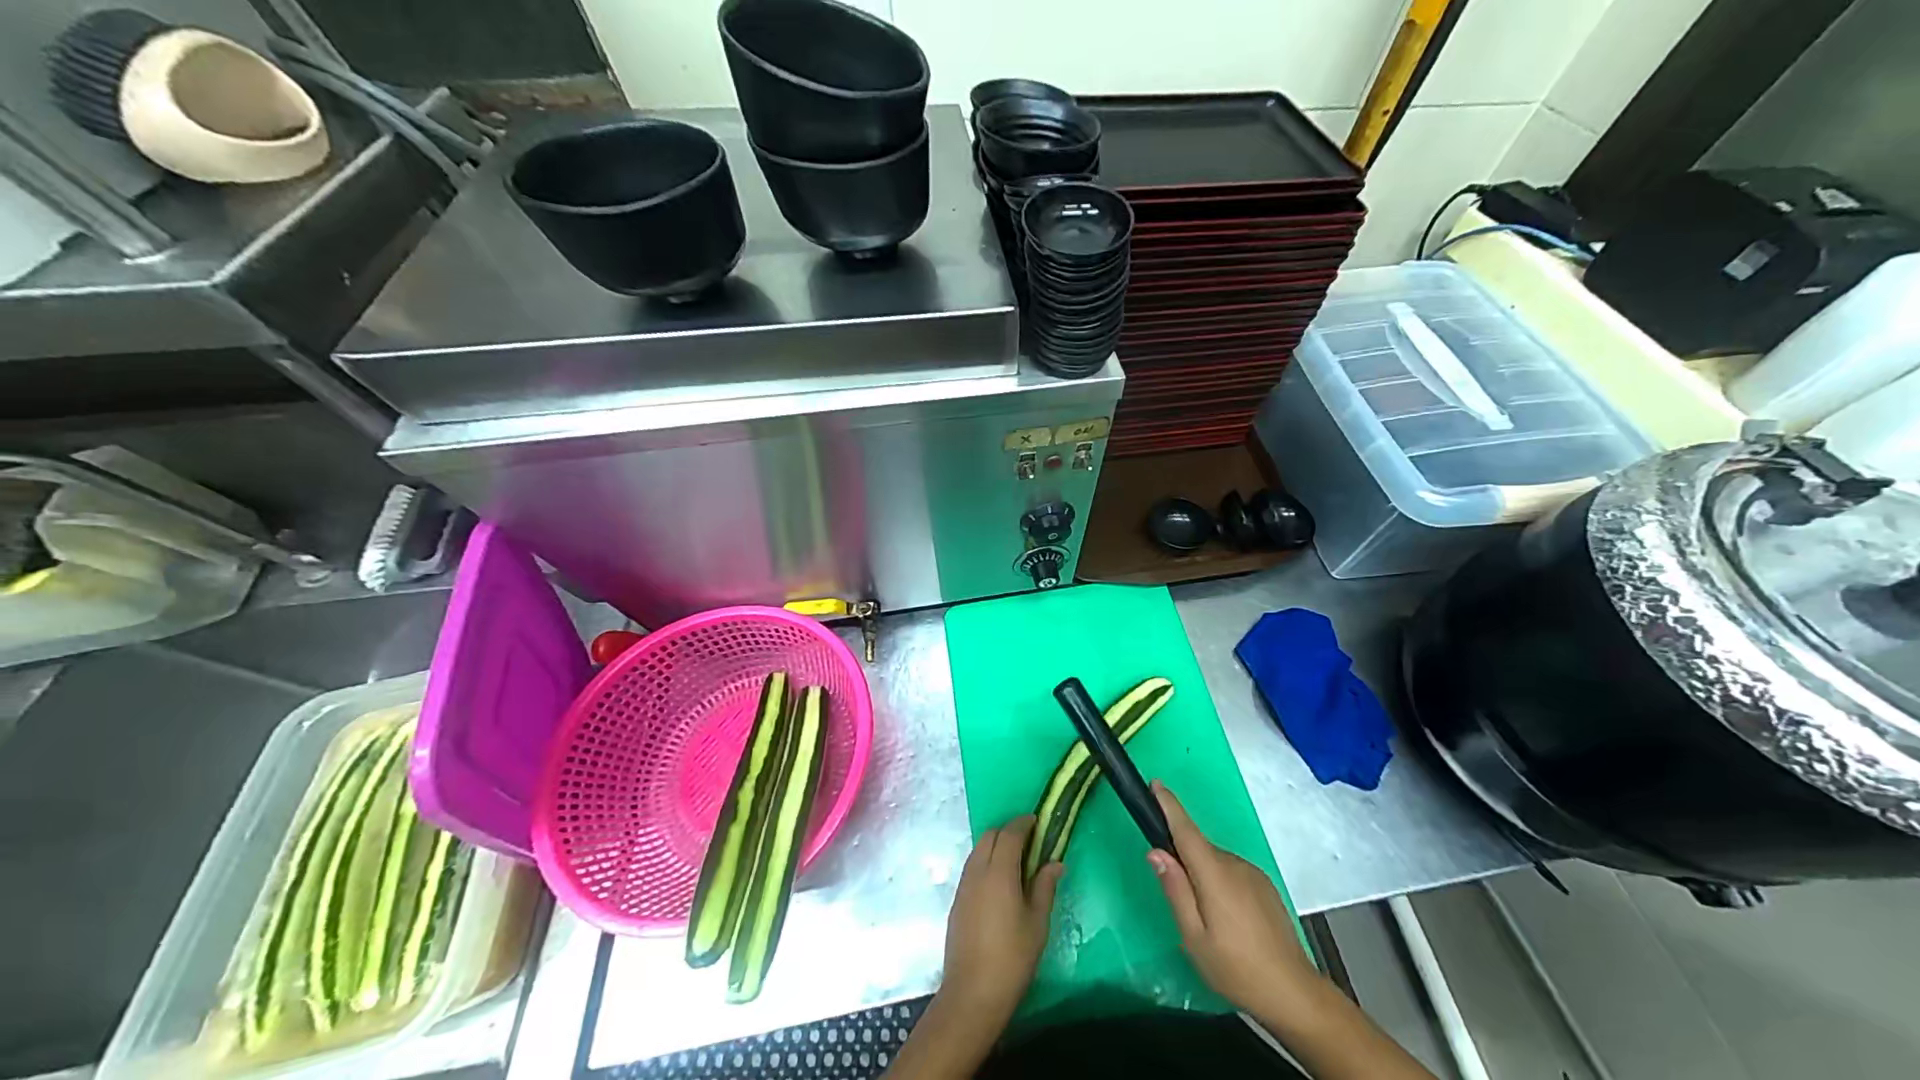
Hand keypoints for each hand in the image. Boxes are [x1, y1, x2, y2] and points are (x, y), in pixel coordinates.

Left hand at [939, 814, 1063, 1020]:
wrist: (973, 991)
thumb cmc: (1013, 957)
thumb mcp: (1037, 922)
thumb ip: (1045, 886)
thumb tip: (1055, 862)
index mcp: (998, 872)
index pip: (1009, 834)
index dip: (1023, 823)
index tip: (1037, 822)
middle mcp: (977, 871)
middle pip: (989, 836)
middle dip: (1008, 831)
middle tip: (1029, 841)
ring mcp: (963, 885)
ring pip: (978, 850)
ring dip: (995, 845)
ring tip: (1016, 860)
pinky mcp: (957, 900)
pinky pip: (972, 867)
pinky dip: (986, 861)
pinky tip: (1000, 881)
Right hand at [1147, 781, 1319, 1015]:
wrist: (1295, 993)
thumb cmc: (1236, 968)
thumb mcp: (1194, 937)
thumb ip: (1175, 890)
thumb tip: (1156, 851)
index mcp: (1215, 874)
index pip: (1186, 830)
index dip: (1170, 805)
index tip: (1155, 783)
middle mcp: (1236, 865)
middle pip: (1198, 849)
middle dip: (1181, 858)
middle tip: (1173, 894)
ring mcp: (1254, 875)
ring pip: (1215, 863)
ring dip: (1201, 875)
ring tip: (1202, 918)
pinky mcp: (1265, 887)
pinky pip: (1231, 873)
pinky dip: (1218, 883)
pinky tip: (1223, 918)